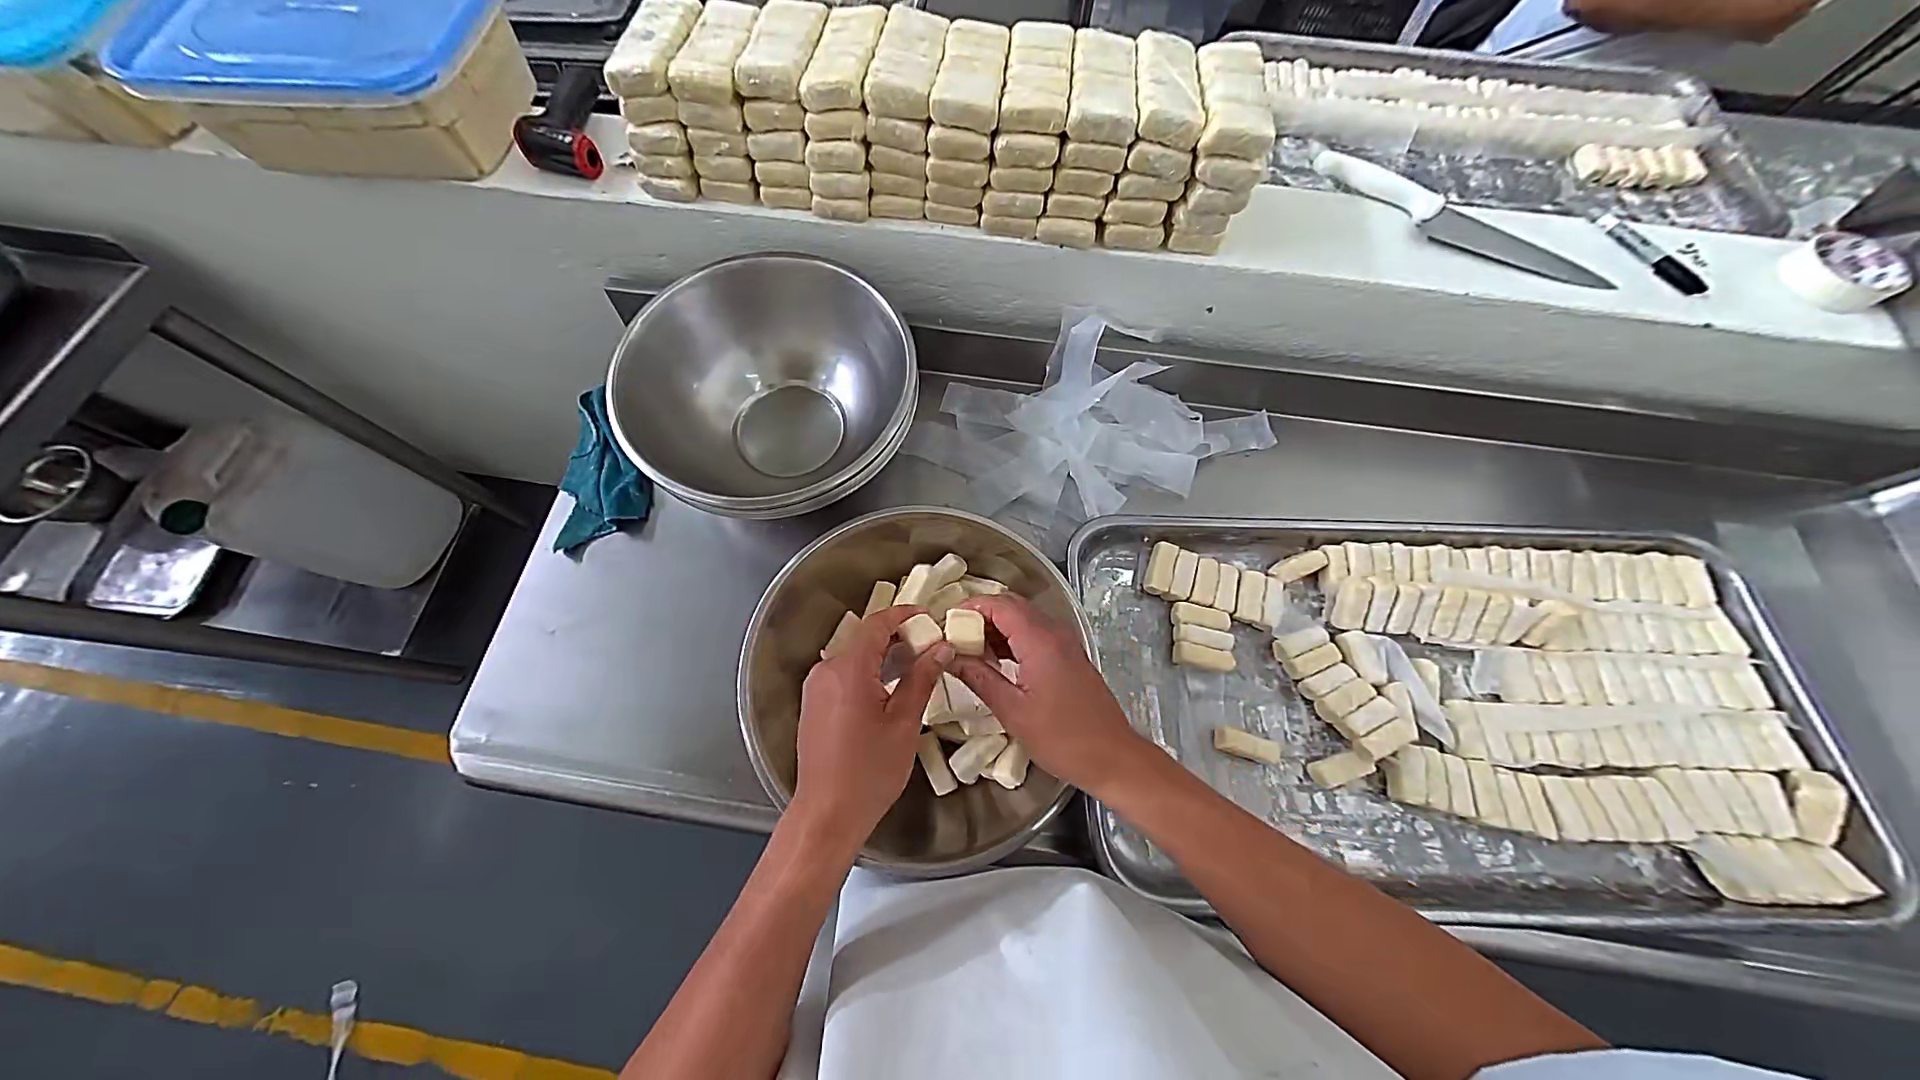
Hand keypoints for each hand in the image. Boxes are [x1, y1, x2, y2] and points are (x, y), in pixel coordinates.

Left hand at [790, 607, 950, 850]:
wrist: (826, 813)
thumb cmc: (868, 773)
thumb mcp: (904, 723)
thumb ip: (921, 679)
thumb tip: (940, 650)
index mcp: (848, 670)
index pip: (877, 624)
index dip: (904, 615)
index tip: (927, 616)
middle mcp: (826, 672)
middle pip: (864, 638)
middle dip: (898, 636)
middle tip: (929, 643)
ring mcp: (816, 688)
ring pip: (854, 657)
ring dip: (884, 655)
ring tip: (917, 665)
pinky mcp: (814, 704)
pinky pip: (844, 674)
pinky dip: (868, 672)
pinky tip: (891, 687)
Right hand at [947, 594, 1152, 794]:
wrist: (1112, 756)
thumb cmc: (1063, 738)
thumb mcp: (1012, 710)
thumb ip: (979, 678)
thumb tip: (951, 657)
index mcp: (1040, 641)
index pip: (1000, 605)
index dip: (970, 608)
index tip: (947, 623)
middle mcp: (1055, 633)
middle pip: (1012, 606)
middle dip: (981, 616)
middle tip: (954, 637)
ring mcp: (1065, 643)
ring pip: (1024, 620)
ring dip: (996, 629)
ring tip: (969, 652)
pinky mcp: (1069, 656)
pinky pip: (1035, 635)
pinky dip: (1012, 640)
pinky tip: (995, 663)